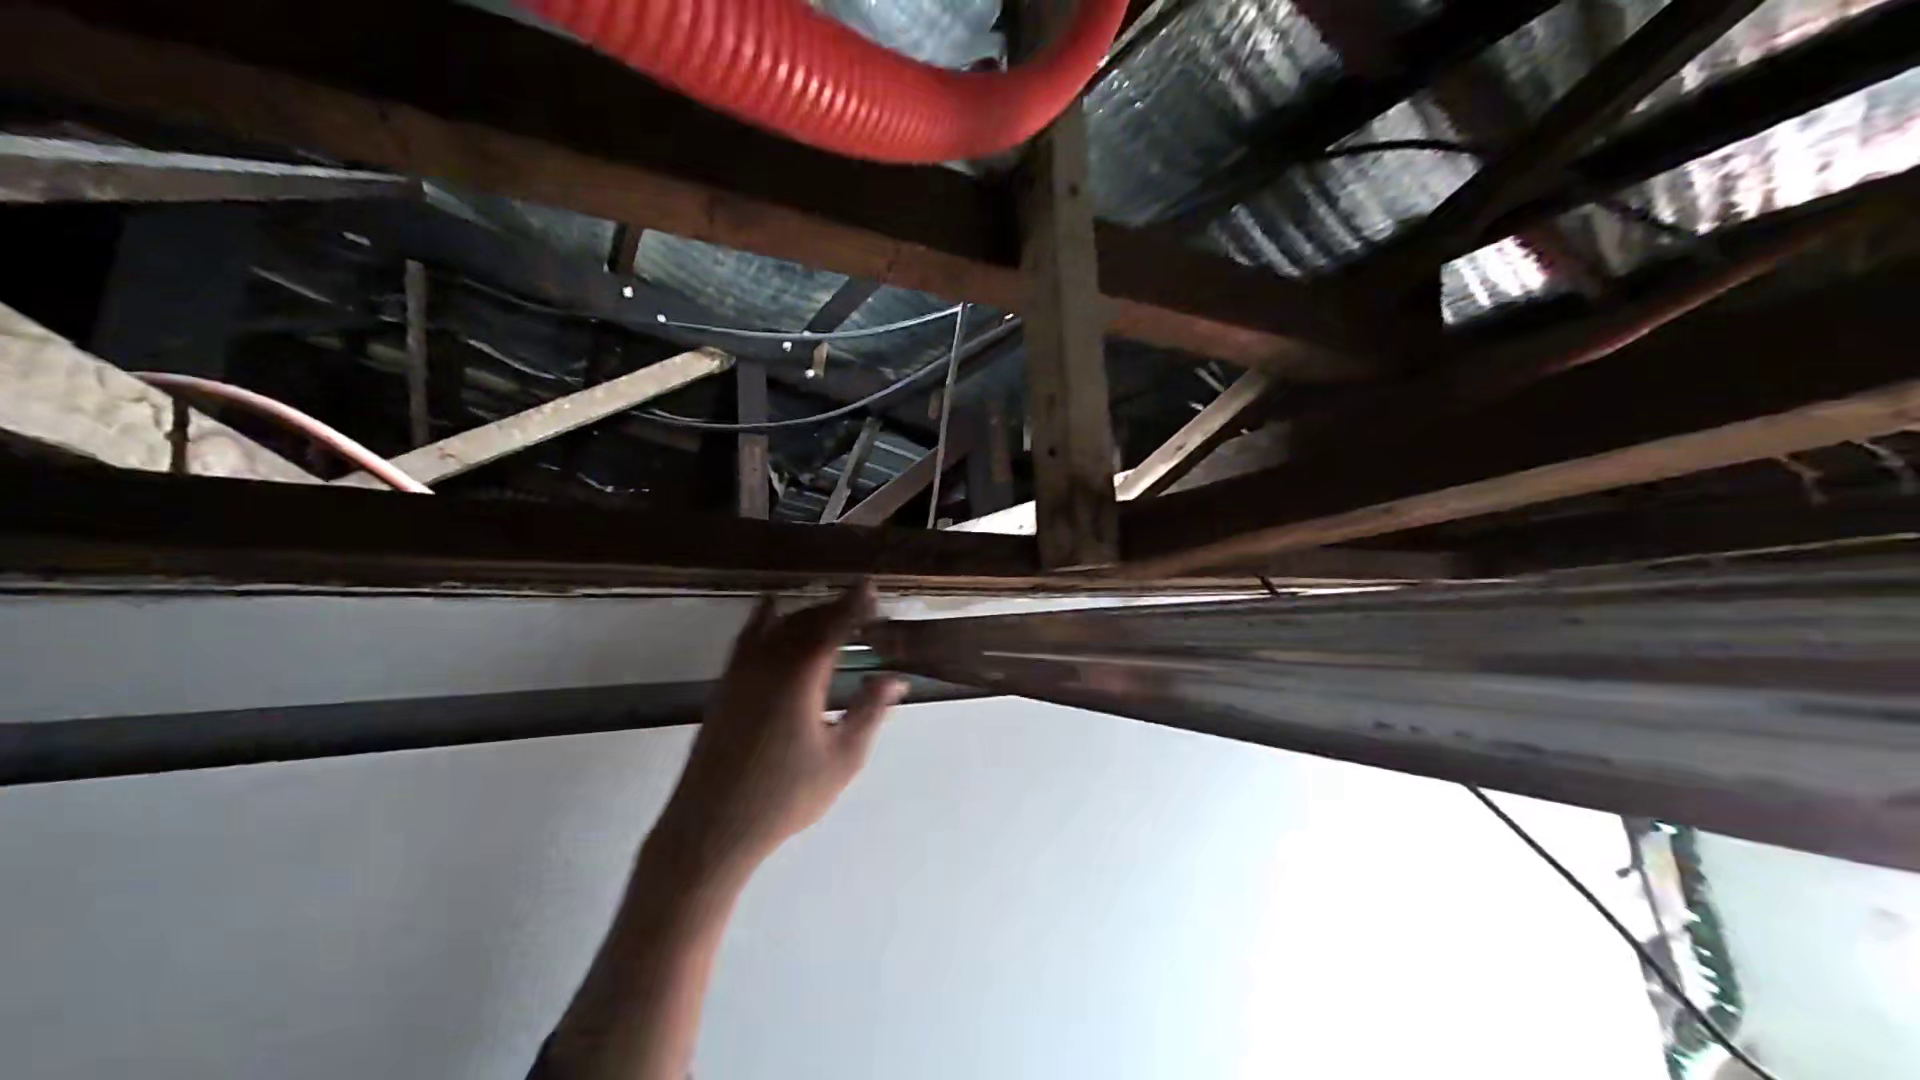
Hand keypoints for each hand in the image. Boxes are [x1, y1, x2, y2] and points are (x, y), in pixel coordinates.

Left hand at [655, 584, 906, 876]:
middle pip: (805, 620)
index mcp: (799, 676)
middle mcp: (767, 663)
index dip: (854, 603)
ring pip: (776, 626)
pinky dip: (766, 619)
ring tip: (829, 614)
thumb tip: (894, 678)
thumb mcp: (842, 758)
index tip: (871, 586)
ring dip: (805, 613)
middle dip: (834, 607)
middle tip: (860, 605)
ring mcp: (740, 672)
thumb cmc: (785, 796)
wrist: (712, 826)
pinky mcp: (725, 686)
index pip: (832, 625)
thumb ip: (869, 712)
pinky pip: (749, 636)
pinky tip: (771, 612)